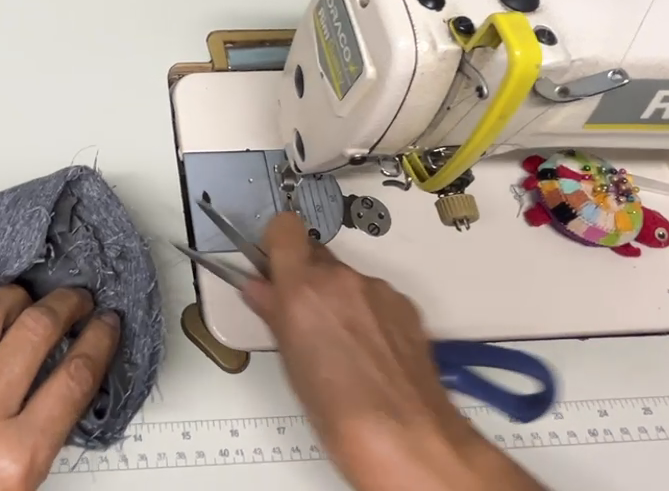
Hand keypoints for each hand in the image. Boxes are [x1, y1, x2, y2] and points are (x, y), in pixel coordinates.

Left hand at [0, 285, 120, 490]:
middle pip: (35, 332)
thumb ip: (48, 427)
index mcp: (16, 457)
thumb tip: (71, 367)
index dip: (99, 340)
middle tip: (77, 299)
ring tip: (27, 299)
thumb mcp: (26, 482)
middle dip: (66, 305)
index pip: (74, 378)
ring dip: (14, 297)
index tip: (107, 322)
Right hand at [242, 214, 541, 490]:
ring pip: (346, 279)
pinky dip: (368, 315)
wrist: (408, 440)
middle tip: (304, 318)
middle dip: (306, 279)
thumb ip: (273, 314)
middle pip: (315, 255)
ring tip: (342, 347)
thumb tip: (260, 290)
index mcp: (302, 287)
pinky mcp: (405, 306)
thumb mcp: (290, 363)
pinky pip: (375, 297)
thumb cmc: (338, 413)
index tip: (274, 267)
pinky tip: (371, 354)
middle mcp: (341, 278)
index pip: (284, 227)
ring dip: (339, 300)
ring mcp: (377, 290)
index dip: (277, 243)